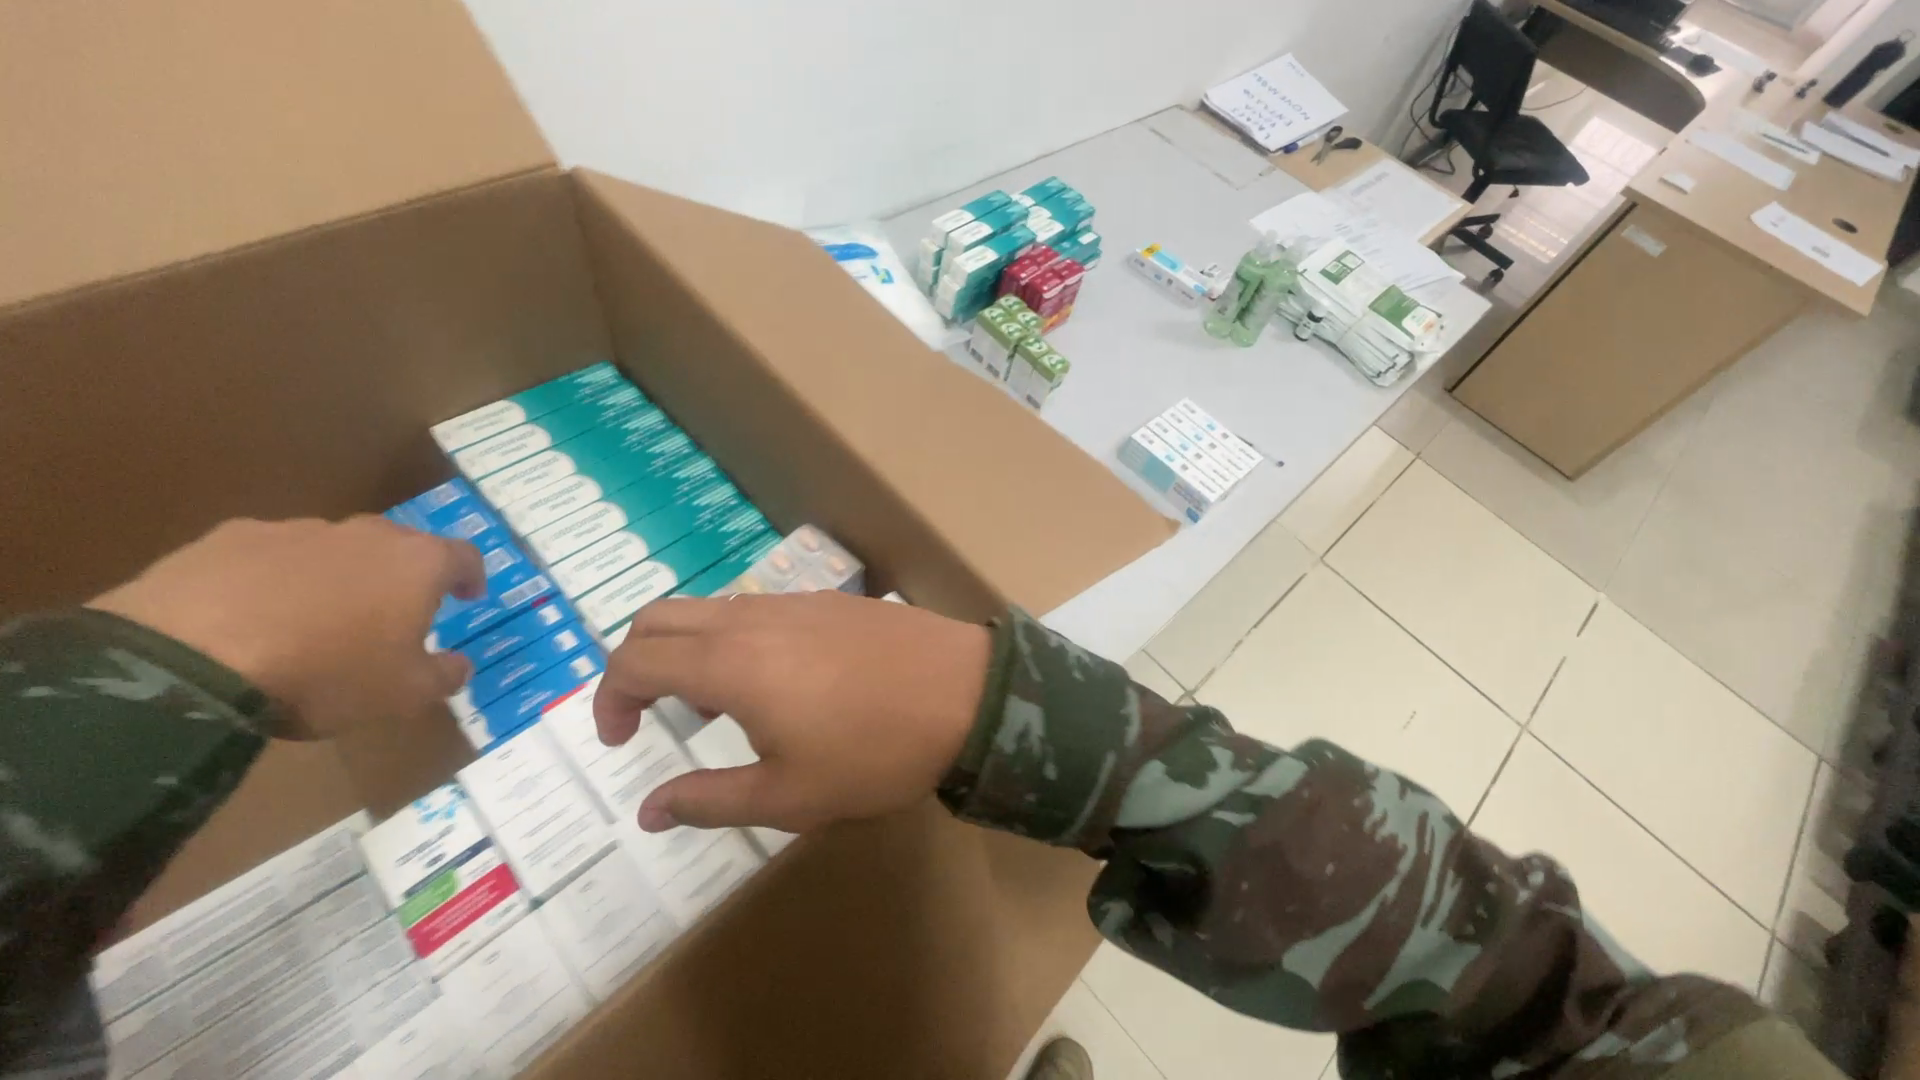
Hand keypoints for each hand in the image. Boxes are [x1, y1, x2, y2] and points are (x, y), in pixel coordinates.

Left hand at [88, 516, 485, 739]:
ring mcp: (294, 531)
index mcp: (418, 564)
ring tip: (317, 617)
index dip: (470, 576)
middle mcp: (365, 535)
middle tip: (393, 610)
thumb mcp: (404, 694)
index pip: (464, 556)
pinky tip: (254, 614)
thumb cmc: (325, 675)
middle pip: (399, 544)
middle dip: (402, 574)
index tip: (467, 597)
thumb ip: (444, 675)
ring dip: (338, 575)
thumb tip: (459, 663)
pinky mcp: (227, 539)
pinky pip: (269, 556)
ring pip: (333, 548)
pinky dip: (275, 578)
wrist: (190, 664)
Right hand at [595, 592, 991, 833]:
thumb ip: (709, 800)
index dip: (608, 699)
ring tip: (715, 705)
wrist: (968, 695)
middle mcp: (750, 618)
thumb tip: (648, 809)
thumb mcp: (789, 796)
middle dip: (634, 661)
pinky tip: (774, 682)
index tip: (619, 740)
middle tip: (648, 713)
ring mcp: (793, 601)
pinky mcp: (828, 600)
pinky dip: (731, 637)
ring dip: (687, 648)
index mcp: (729, 663)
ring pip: (709, 608)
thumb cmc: (875, 753)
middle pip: (659, 616)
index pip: (635, 660)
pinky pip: (754, 608)